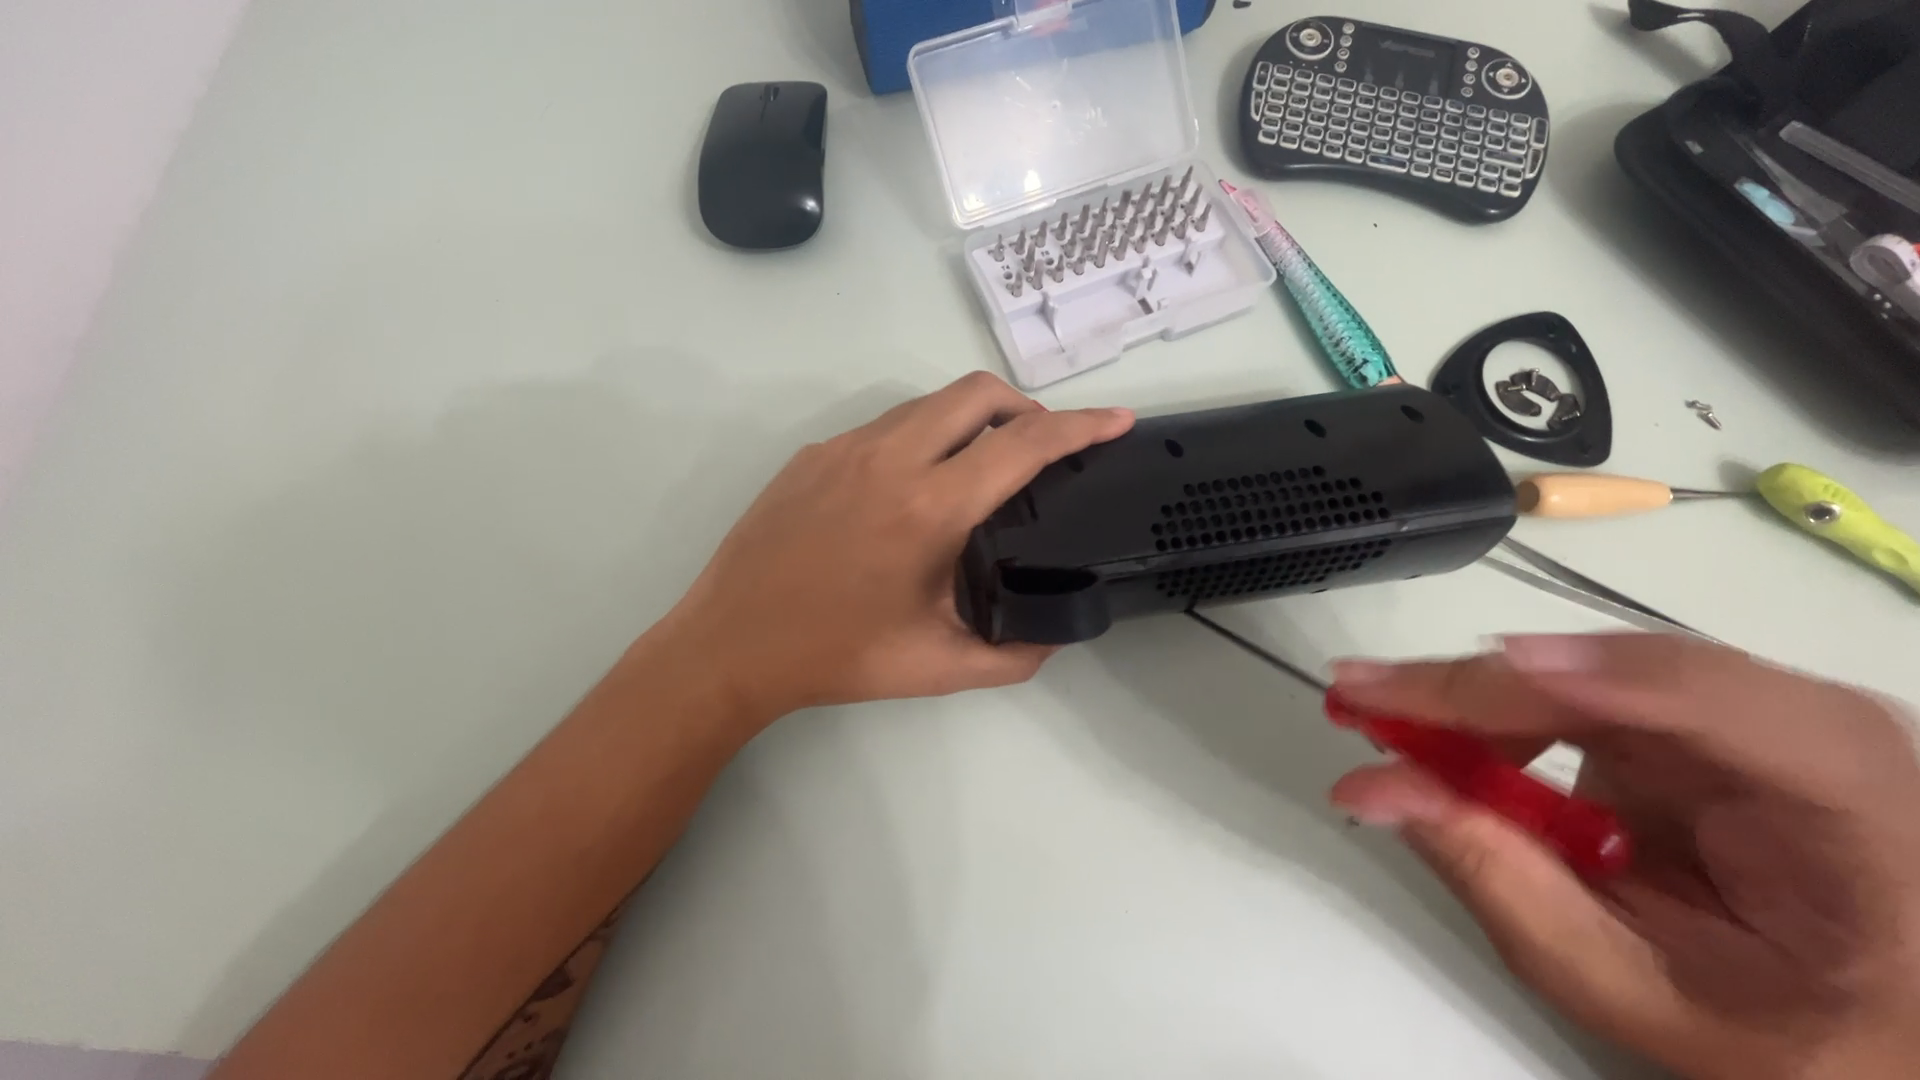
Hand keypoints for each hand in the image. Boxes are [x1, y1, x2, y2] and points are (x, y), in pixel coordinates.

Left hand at [657, 372, 1132, 722]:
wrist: (730, 645)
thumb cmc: (836, 656)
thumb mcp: (938, 667)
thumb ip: (1014, 653)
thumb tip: (1055, 633)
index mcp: (929, 507)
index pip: (1024, 444)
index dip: (1081, 425)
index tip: (1116, 419)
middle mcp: (888, 459)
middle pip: (977, 392)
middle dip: (1026, 405)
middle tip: (1042, 447)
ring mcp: (844, 449)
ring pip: (927, 404)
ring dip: (970, 420)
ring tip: (980, 468)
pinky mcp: (813, 455)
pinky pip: (884, 427)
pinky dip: (920, 439)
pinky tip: (912, 490)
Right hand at [1328, 635, 1919, 1079]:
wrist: (1881, 1026)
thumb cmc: (1781, 1031)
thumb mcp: (1634, 986)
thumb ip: (1502, 882)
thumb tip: (1372, 786)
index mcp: (1853, 802)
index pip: (1712, 702)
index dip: (1584, 674)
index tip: (1456, 676)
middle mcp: (1807, 724)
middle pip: (1619, 674)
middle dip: (1479, 688)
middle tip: (1357, 699)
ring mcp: (1755, 711)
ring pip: (1586, 672)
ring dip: (1478, 703)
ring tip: (1387, 733)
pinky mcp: (1703, 716)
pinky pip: (1581, 693)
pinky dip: (1503, 719)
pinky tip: (1450, 748)